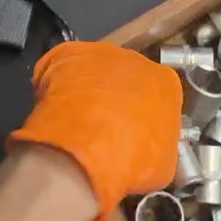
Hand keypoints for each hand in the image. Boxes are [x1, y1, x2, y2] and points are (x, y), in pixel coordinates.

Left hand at [8, 42, 181, 220]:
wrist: (88, 152)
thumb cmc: (133, 160)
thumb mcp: (163, 165)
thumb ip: (158, 148)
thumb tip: (147, 155)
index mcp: (166, 84)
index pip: (157, 96)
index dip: (143, 118)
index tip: (133, 136)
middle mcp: (136, 61)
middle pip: (125, 79)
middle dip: (114, 102)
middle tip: (102, 132)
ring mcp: (99, 55)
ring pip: (93, 72)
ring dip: (86, 94)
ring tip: (75, 126)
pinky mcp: (65, 55)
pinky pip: (59, 69)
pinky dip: (55, 87)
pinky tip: (55, 112)